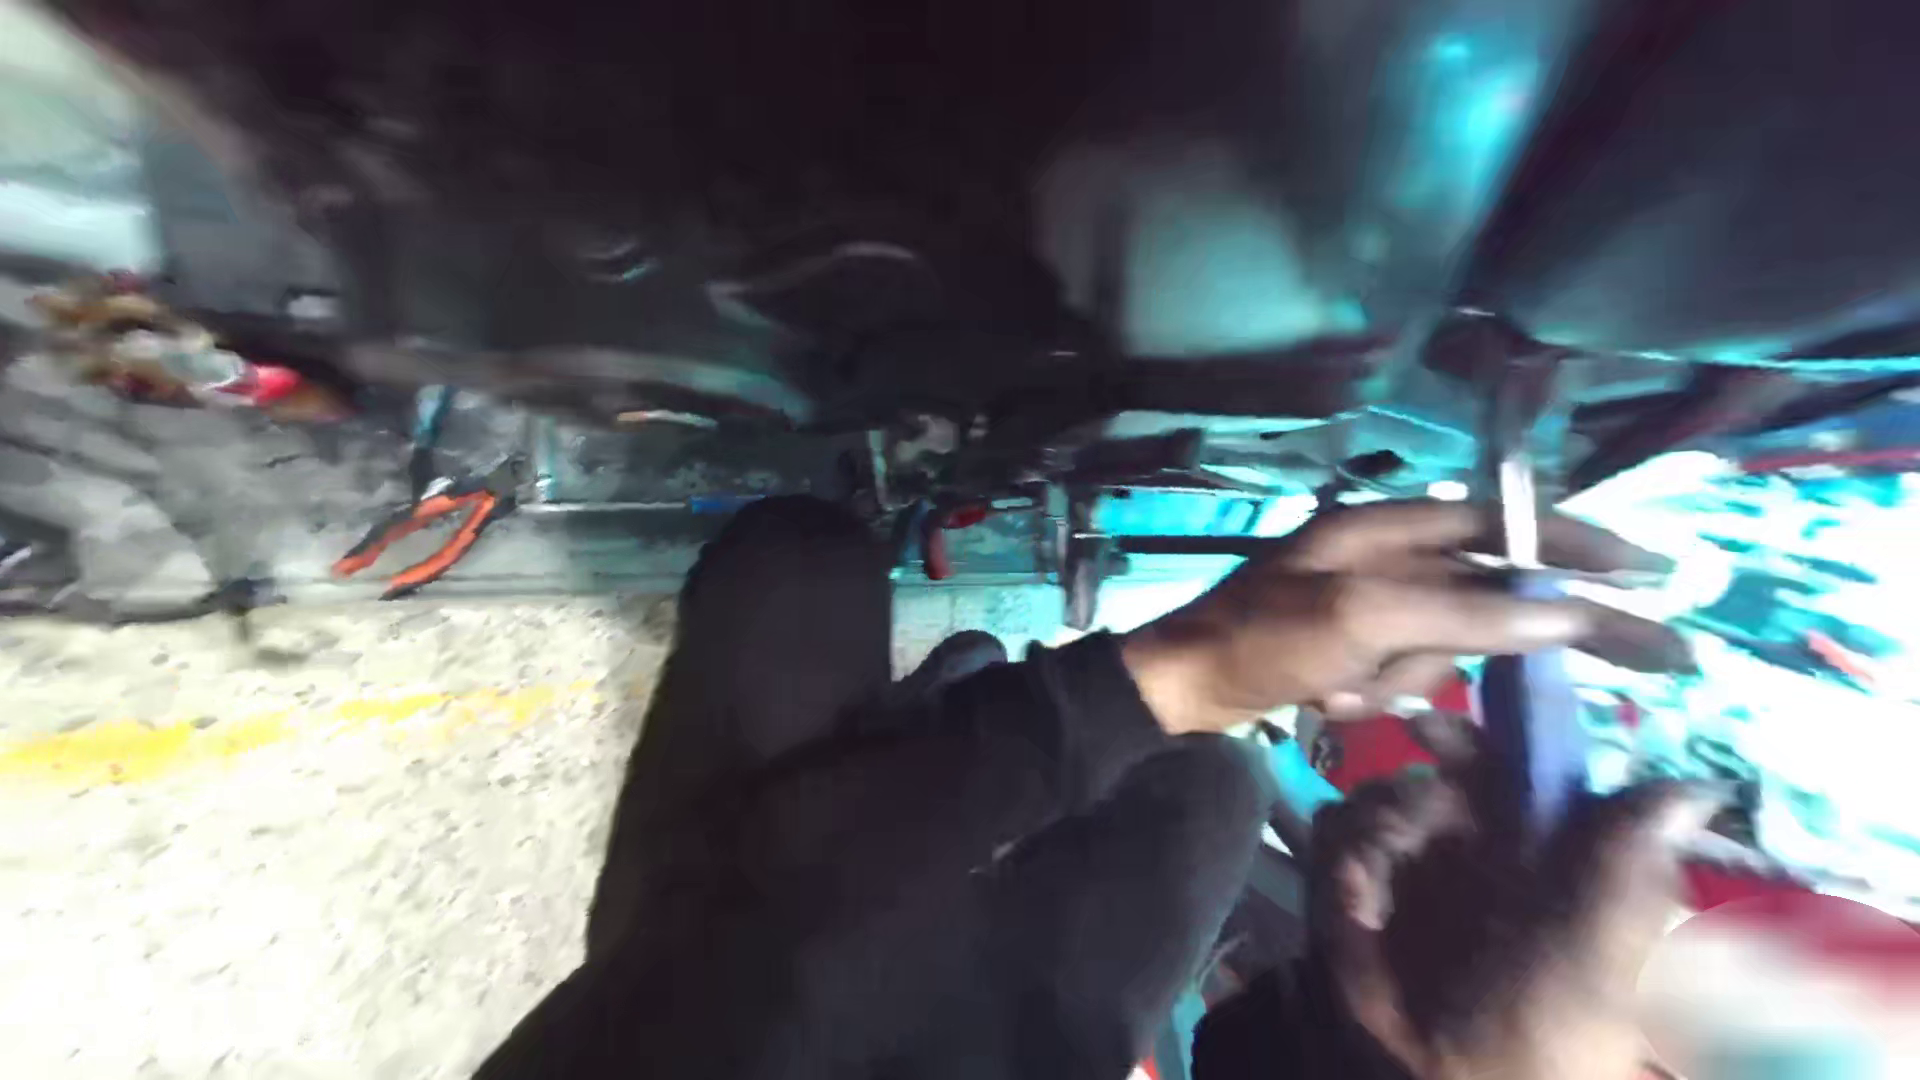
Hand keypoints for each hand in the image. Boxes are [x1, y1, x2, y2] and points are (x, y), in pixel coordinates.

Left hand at [1119, 499, 1688, 734]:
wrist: (1187, 683)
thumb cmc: (1261, 637)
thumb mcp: (1358, 618)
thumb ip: (1459, 613)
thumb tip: (1566, 615)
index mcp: (1373, 530)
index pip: (1494, 522)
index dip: (1574, 544)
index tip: (1653, 571)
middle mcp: (1372, 558)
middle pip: (1484, 589)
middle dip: (1523, 633)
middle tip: (1656, 658)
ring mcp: (1360, 605)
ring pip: (1441, 645)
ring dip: (1403, 679)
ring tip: (1344, 687)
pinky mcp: (1346, 646)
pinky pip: (1399, 673)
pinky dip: (1373, 693)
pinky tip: (1327, 698)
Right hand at [1309, 762, 1719, 1079]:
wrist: (1425, 1070)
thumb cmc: (1531, 1021)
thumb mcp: (1598, 952)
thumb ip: (1626, 866)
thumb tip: (1690, 784)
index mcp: (1535, 859)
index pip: (1507, 775)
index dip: (1477, 741)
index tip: (1432, 727)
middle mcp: (1470, 847)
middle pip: (1433, 771)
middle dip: (1418, 781)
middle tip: (1405, 795)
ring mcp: (1405, 855)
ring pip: (1378, 791)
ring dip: (1378, 824)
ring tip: (1381, 880)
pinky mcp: (1347, 866)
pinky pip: (1336, 821)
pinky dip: (1343, 850)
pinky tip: (1356, 892)